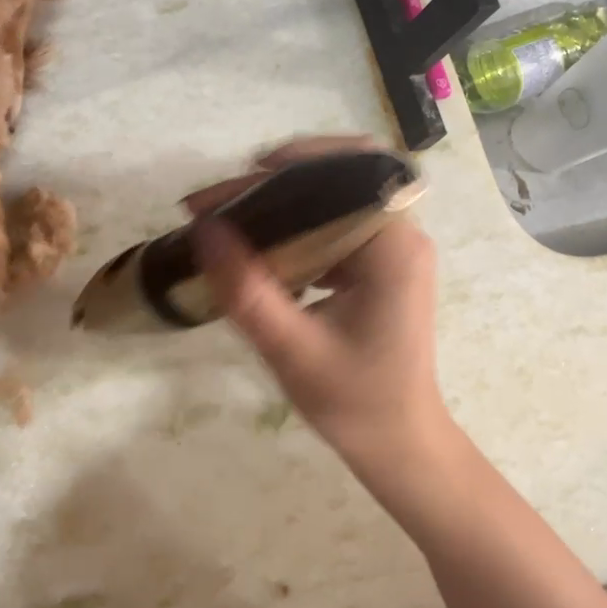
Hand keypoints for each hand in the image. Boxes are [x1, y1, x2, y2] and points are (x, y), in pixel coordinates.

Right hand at [183, 136, 448, 467]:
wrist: (401, 446)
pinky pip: (337, 224)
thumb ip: (246, 290)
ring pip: (337, 199)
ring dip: (286, 200)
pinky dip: (298, 225)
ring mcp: (395, 249)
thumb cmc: (355, 404)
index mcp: (394, 247)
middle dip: (280, 179)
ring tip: (233, 215)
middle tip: (225, 199)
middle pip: (342, 177)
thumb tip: (203, 231)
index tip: (247, 172)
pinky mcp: (382, 265)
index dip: (298, 160)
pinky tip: (262, 244)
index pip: (350, 172)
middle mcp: (403, 236)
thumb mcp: (291, 350)